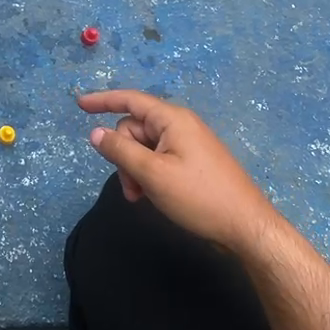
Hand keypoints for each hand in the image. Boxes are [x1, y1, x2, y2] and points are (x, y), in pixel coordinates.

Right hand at [78, 89, 283, 251]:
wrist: (249, 229)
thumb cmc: (200, 197)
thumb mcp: (152, 174)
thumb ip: (120, 150)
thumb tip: (95, 132)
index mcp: (172, 119)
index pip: (129, 100)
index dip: (102, 100)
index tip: (79, 104)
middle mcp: (180, 125)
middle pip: (135, 129)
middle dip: (123, 155)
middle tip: (130, 188)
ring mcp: (189, 144)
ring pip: (145, 147)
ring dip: (135, 169)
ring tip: (142, 197)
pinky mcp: (195, 163)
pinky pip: (160, 158)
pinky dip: (150, 174)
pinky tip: (155, 196)